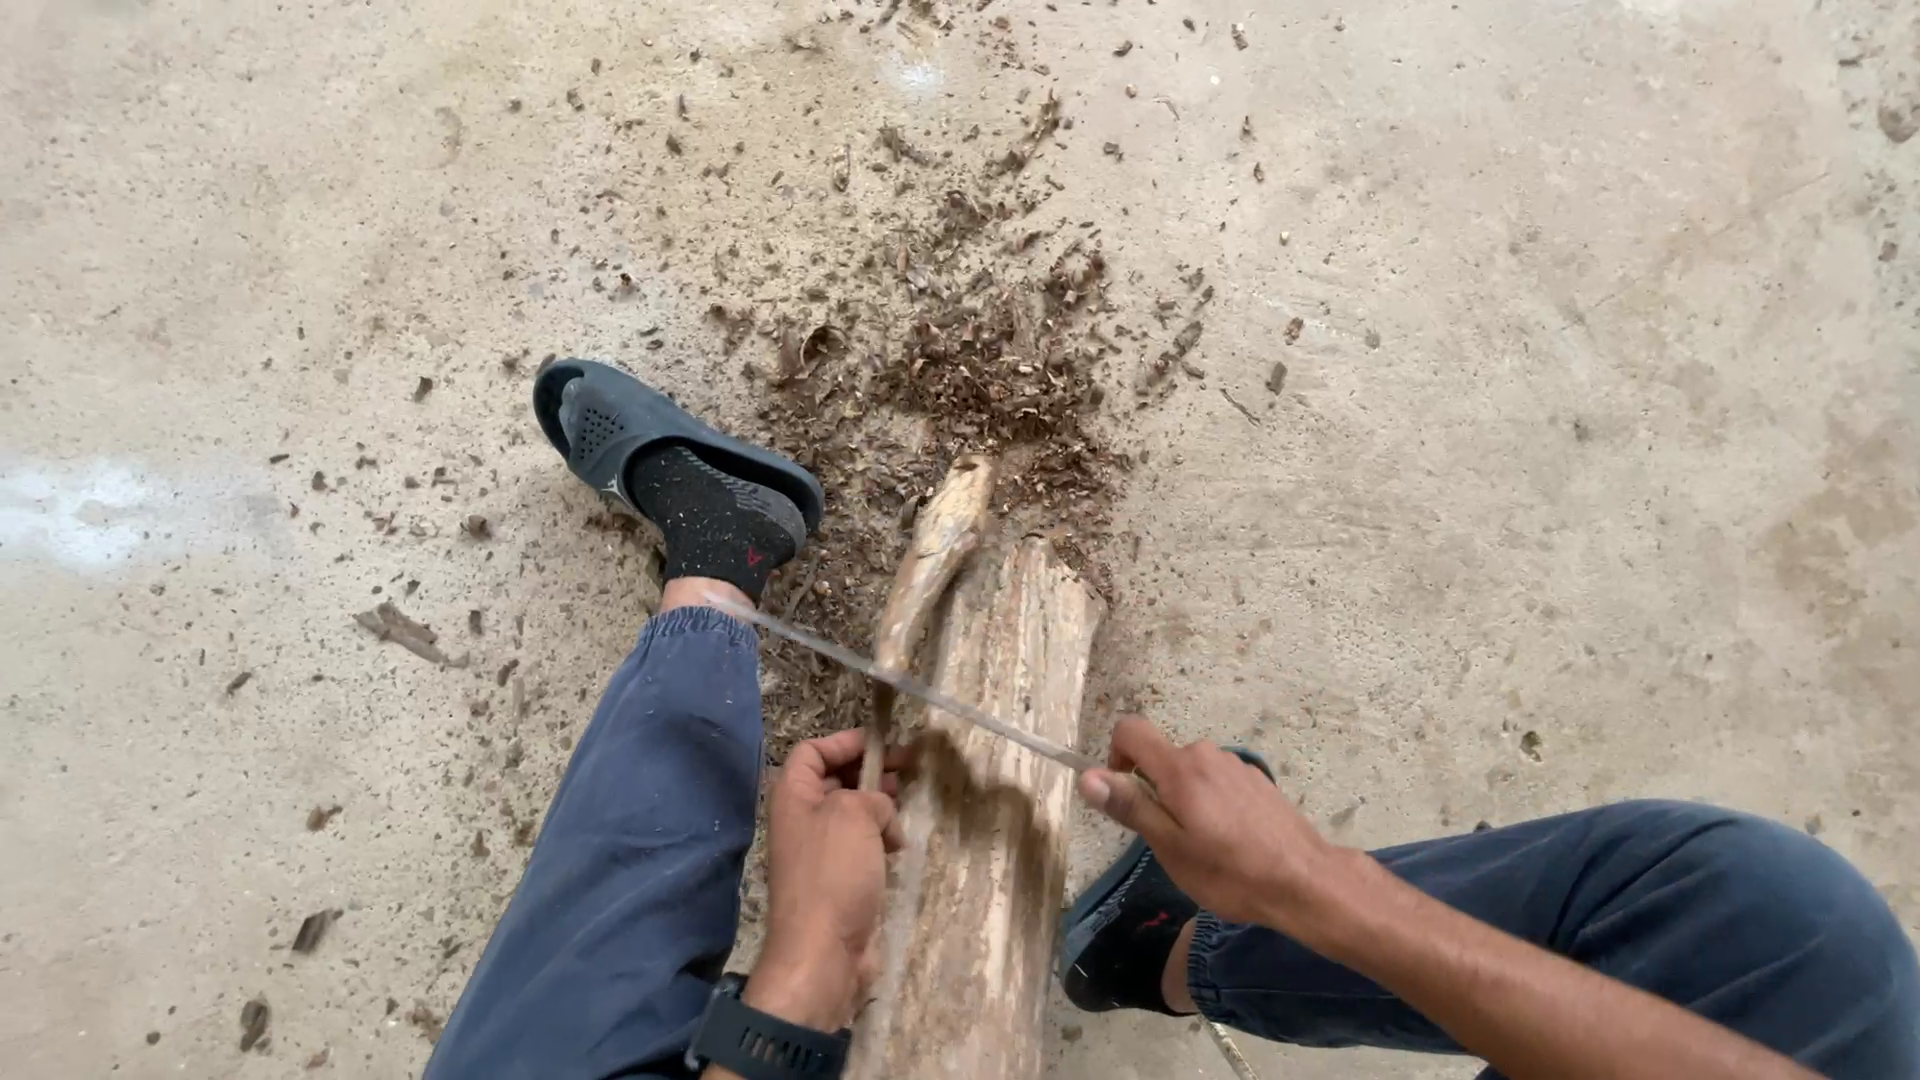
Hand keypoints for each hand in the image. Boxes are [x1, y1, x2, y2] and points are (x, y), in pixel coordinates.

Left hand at [748, 729, 905, 1031]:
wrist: (823, 953)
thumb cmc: (833, 872)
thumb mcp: (854, 813)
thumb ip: (871, 794)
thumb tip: (880, 809)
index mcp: (793, 796)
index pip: (812, 751)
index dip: (844, 741)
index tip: (879, 743)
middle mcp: (801, 819)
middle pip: (835, 779)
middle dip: (869, 770)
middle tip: (905, 766)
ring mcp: (819, 851)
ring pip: (851, 812)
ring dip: (879, 804)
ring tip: (903, 801)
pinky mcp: (838, 878)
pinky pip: (860, 843)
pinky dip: (880, 837)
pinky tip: (898, 844)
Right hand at [1076, 716, 1348, 933]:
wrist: (1307, 883)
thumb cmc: (1230, 872)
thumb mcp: (1170, 846)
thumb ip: (1130, 806)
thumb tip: (1087, 776)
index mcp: (1179, 767)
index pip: (1130, 729)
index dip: (1115, 755)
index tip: (1127, 794)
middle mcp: (1206, 754)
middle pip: (1161, 756)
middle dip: (1155, 789)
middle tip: (1171, 838)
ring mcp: (1235, 765)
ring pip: (1190, 771)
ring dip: (1185, 798)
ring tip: (1206, 845)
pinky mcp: (1256, 780)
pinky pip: (1217, 781)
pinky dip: (1212, 802)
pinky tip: (1233, 840)